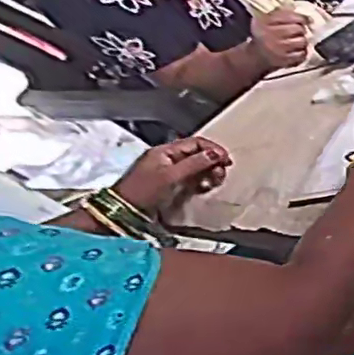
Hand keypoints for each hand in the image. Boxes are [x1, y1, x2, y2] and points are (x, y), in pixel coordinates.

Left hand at [113, 137, 231, 216]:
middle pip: (199, 154)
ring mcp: (172, 172)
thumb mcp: (171, 175)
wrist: (126, 211)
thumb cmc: (144, 191)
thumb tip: (217, 154)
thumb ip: (195, 164)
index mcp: (165, 151)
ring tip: (214, 181)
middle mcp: (170, 159)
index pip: (195, 143)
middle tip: (221, 172)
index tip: (226, 159)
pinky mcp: (175, 184)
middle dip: (213, 162)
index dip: (213, 149)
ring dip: (211, 172)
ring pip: (199, 167)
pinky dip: (204, 181)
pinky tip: (206, 187)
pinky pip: (195, 178)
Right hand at [249, 6, 310, 69]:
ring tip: (298, 41)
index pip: (289, 16)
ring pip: (302, 41)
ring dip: (303, 41)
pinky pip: (302, 54)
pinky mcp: (284, 60)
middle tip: (299, 32)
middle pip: (297, 29)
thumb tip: (307, 16)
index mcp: (265, 21)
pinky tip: (297, 51)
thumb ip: (283, 14)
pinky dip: (303, 52)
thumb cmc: (266, 34)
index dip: (301, 18)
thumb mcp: (268, 20)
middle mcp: (270, 34)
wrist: (257, 55)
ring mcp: (278, 48)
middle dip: (302, 30)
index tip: (306, 20)